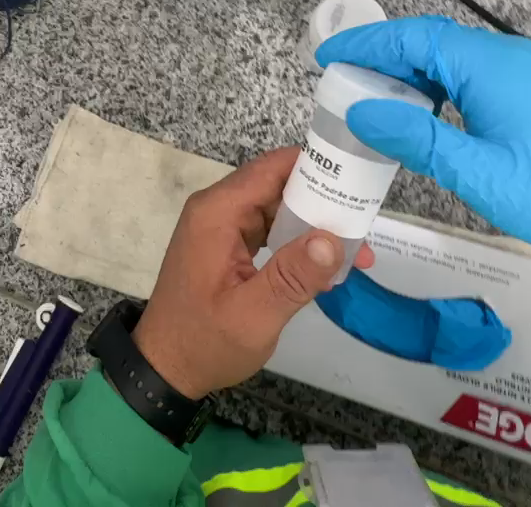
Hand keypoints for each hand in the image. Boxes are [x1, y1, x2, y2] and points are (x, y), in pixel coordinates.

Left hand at [132, 148, 373, 397]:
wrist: (165, 364)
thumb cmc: (205, 340)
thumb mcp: (254, 315)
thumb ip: (292, 276)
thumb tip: (332, 239)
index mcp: (217, 213)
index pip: (269, 170)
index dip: (312, 167)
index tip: (355, 176)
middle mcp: (215, 209)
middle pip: (274, 186)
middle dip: (320, 200)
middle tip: (366, 223)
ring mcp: (218, 226)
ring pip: (273, 208)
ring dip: (311, 225)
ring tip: (357, 250)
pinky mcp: (223, 244)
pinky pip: (265, 228)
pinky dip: (294, 241)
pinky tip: (324, 266)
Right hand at [316, 16, 530, 316]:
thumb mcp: (478, 173)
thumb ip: (415, 138)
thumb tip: (359, 111)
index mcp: (490, 66)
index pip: (412, 38)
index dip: (364, 45)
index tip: (324, 59)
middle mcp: (506, 58)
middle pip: (428, 42)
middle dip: (380, 57)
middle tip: (340, 81)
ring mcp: (523, 75)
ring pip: (448, 60)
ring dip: (406, 74)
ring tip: (370, 99)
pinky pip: (468, 77)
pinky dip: (433, 88)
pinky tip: (418, 115)